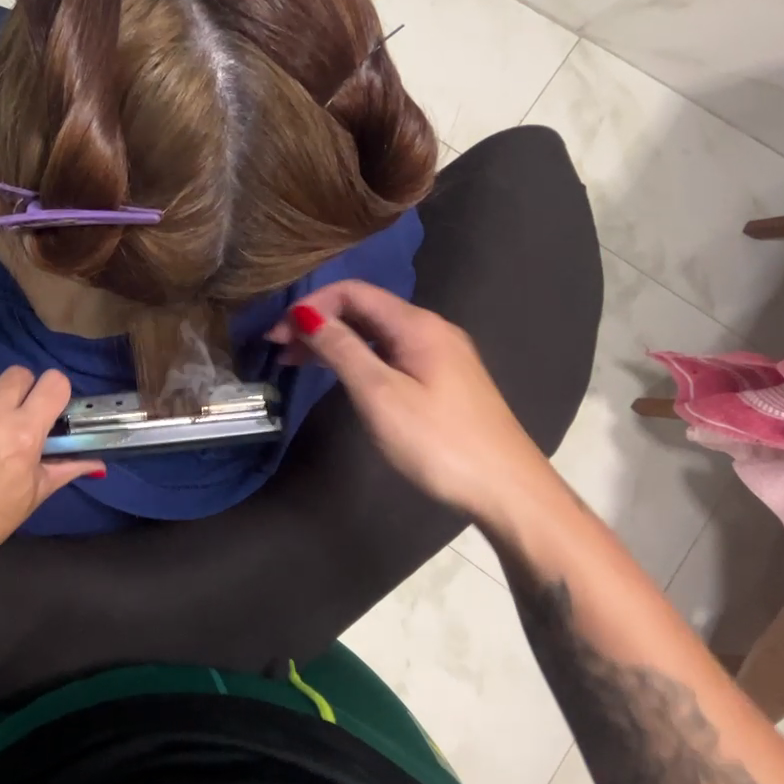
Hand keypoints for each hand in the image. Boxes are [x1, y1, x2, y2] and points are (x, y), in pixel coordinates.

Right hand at [266, 280, 560, 523]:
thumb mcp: (379, 393)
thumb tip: (305, 314)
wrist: (507, 491)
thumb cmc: (437, 440)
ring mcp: (438, 355)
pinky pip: (388, 353)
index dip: (309, 305)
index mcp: (417, 325)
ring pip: (374, 333)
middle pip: (363, 310)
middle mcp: (430, 330)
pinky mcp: (440, 380)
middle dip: (316, 322)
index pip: (352, 292)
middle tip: (278, 350)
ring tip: (295, 362)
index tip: (276, 335)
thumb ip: (341, 349)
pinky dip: (355, 357)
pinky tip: (335, 375)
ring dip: (332, 341)